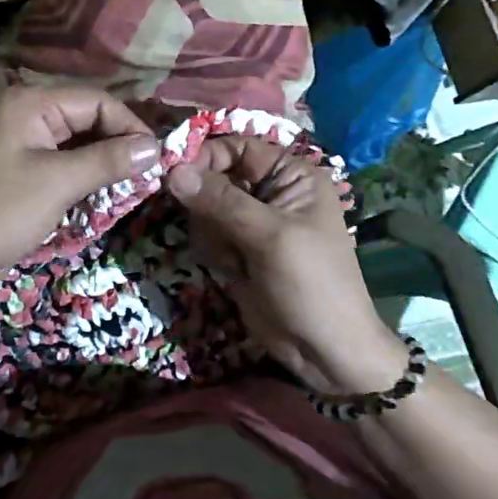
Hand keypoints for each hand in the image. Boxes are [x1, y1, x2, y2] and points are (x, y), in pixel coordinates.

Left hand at [0, 87, 157, 289]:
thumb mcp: (58, 183)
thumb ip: (108, 160)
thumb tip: (155, 147)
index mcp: (29, 103)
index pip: (96, 100)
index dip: (130, 126)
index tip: (157, 159)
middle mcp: (25, 114)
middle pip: (88, 119)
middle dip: (118, 146)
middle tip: (148, 176)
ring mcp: (21, 144)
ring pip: (78, 144)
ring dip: (104, 165)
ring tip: (130, 188)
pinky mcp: (21, 172)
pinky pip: (64, 165)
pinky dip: (85, 179)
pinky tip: (103, 197)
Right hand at [167, 135, 408, 393]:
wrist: (325, 351)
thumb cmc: (311, 285)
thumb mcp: (269, 237)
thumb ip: (221, 201)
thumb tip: (172, 170)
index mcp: (292, 175)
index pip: (237, 146)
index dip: (206, 156)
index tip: (173, 176)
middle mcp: (271, 191)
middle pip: (215, 176)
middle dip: (207, 204)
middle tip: (217, 231)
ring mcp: (252, 222)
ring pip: (204, 207)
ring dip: (210, 233)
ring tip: (234, 258)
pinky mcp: (238, 249)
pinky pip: (207, 235)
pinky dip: (212, 251)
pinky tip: (233, 271)